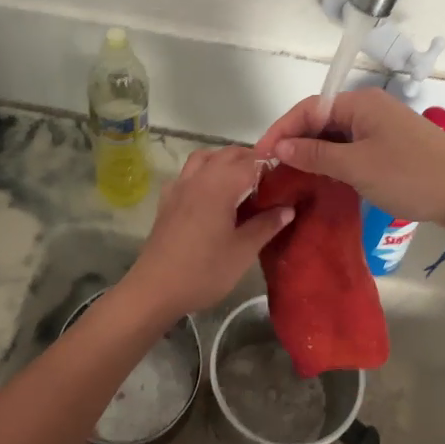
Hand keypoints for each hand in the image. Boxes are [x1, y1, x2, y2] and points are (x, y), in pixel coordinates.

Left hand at [120, 145, 293, 317]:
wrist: (155, 289)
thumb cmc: (204, 271)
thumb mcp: (243, 251)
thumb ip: (266, 225)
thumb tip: (288, 208)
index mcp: (219, 186)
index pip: (251, 162)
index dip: (271, 166)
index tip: (287, 178)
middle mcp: (198, 178)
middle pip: (227, 154)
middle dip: (250, 159)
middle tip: (270, 180)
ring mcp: (178, 188)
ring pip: (204, 158)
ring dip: (224, 161)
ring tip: (241, 181)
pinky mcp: (166, 201)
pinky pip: (187, 174)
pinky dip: (203, 173)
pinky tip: (210, 194)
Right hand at [256, 89, 444, 226]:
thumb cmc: (410, 176)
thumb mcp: (356, 167)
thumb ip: (315, 156)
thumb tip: (279, 148)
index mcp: (361, 103)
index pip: (308, 109)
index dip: (281, 131)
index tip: (259, 157)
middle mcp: (370, 108)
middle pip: (321, 120)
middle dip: (294, 142)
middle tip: (271, 170)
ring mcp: (383, 127)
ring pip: (336, 136)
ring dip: (313, 154)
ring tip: (290, 177)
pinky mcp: (392, 146)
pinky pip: (352, 148)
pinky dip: (334, 162)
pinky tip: (322, 180)